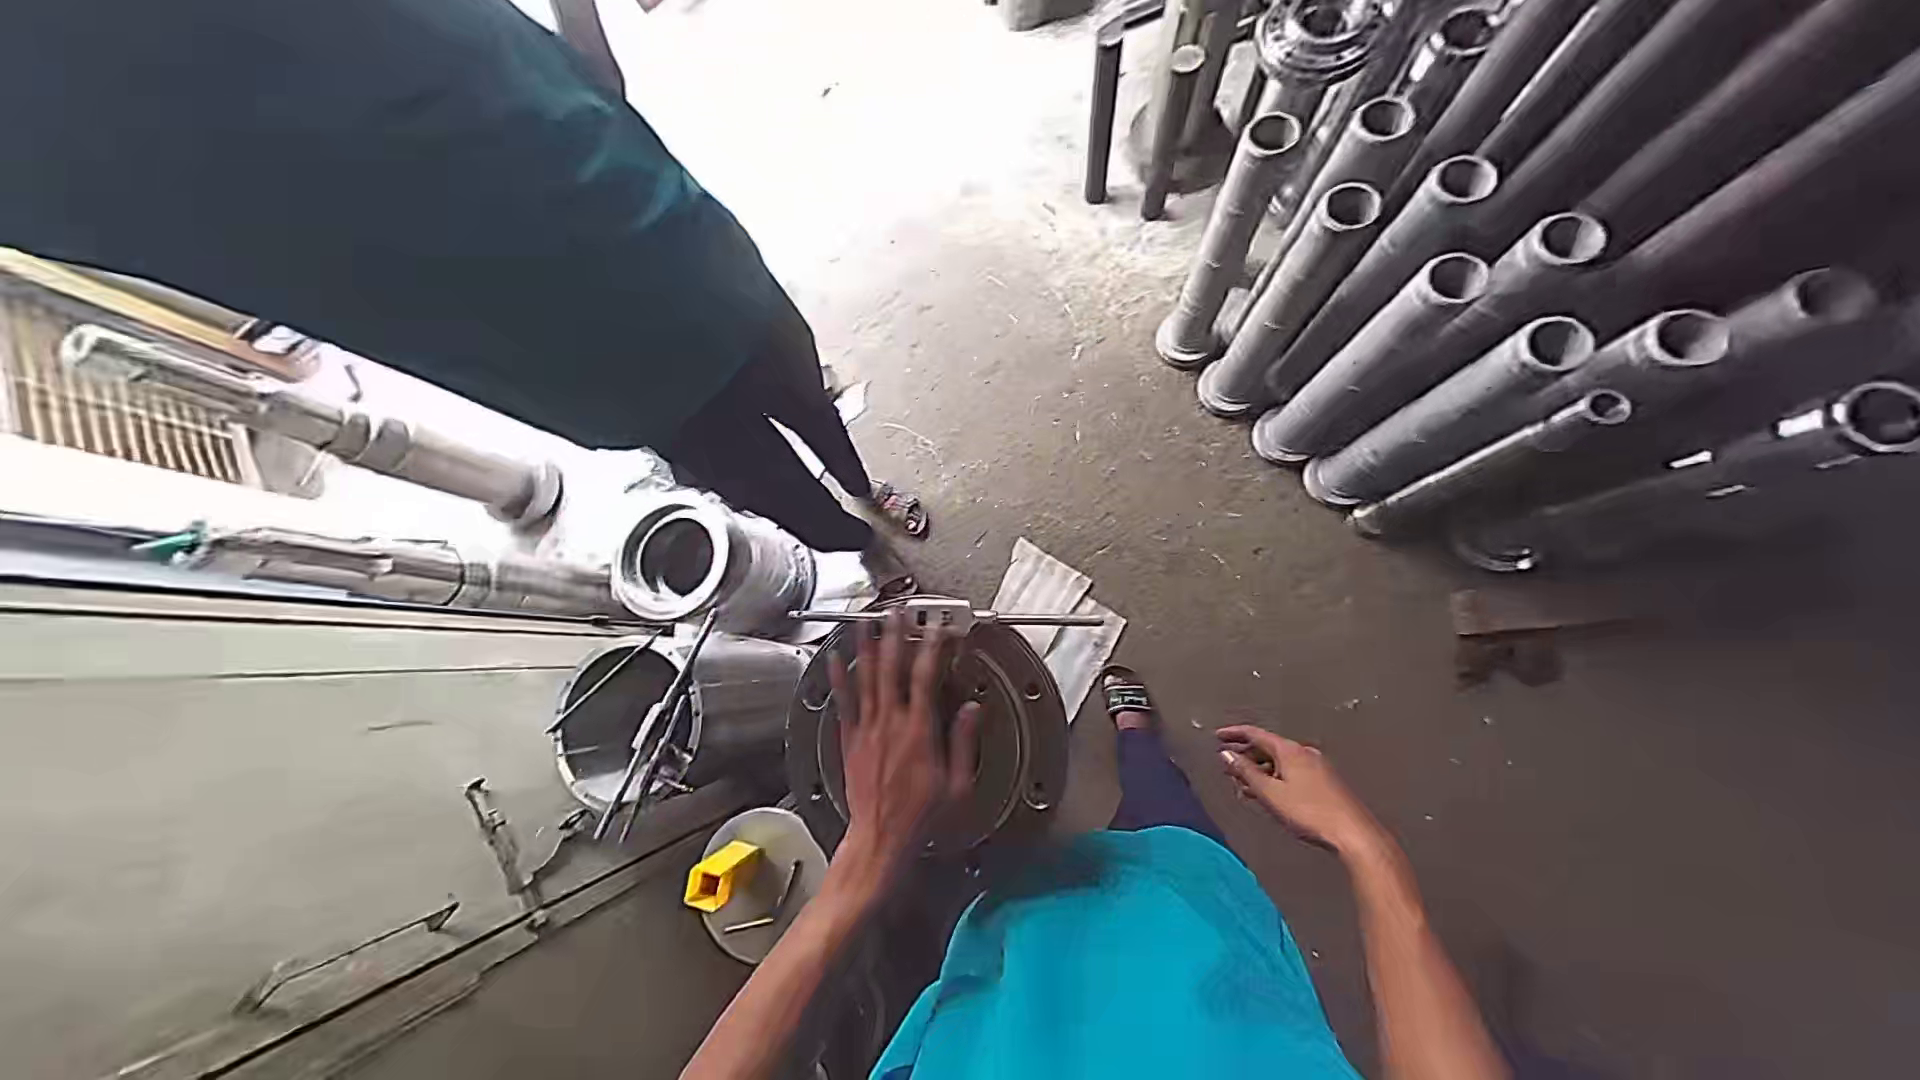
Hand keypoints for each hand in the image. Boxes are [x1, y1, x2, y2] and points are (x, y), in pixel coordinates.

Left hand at [829, 610, 981, 894]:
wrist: (880, 837)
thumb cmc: (919, 816)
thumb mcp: (957, 784)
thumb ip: (964, 742)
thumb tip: (972, 711)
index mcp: (919, 732)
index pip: (925, 677)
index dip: (932, 648)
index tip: (937, 630)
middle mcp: (890, 724)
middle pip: (892, 669)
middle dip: (895, 637)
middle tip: (897, 613)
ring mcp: (867, 730)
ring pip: (866, 679)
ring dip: (867, 648)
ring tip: (867, 623)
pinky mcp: (851, 740)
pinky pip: (844, 703)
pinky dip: (839, 679)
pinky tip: (834, 659)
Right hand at [1217, 725, 1389, 858]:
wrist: (1356, 836)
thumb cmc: (1310, 812)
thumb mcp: (1270, 792)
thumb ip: (1245, 772)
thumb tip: (1226, 755)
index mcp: (1290, 750)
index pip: (1255, 734)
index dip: (1234, 733)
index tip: (1218, 736)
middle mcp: (1304, 753)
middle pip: (1268, 746)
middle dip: (1245, 753)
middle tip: (1227, 762)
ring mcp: (1317, 768)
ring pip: (1280, 761)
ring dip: (1259, 768)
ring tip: (1243, 782)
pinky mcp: (1325, 783)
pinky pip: (1291, 771)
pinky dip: (1274, 776)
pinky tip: (1267, 792)